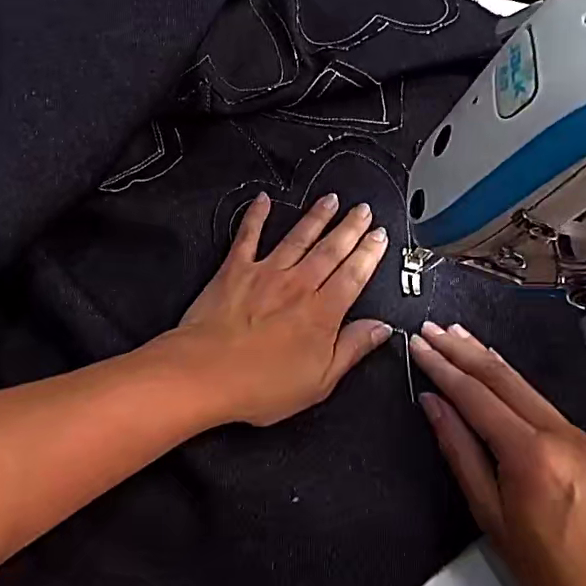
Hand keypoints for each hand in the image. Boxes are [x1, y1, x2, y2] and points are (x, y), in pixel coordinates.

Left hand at [159, 192, 393, 425]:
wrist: (205, 375)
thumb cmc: (259, 385)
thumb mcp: (319, 381)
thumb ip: (352, 349)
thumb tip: (380, 330)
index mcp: (321, 313)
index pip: (354, 274)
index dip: (369, 253)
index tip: (379, 236)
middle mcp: (298, 285)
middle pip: (331, 249)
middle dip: (351, 227)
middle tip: (363, 210)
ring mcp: (266, 273)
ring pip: (299, 237)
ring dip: (317, 216)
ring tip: (331, 200)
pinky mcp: (236, 270)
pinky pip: (249, 235)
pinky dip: (256, 216)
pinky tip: (264, 200)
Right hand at [410, 323, 585, 585]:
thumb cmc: (560, 582)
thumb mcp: (491, 518)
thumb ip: (460, 452)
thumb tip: (436, 408)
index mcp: (533, 456)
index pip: (475, 394)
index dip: (441, 366)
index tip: (420, 347)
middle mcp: (563, 436)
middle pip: (501, 376)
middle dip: (461, 349)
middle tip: (432, 331)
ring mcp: (583, 437)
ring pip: (524, 384)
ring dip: (486, 358)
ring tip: (458, 337)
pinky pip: (544, 402)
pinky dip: (513, 382)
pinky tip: (498, 371)